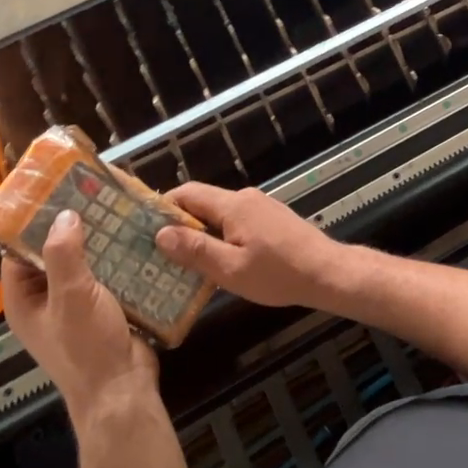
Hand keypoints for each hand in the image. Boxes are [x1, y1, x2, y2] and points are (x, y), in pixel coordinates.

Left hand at [1, 210, 157, 420]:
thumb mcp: (71, 297)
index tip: (52, 191)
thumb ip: (63, 255)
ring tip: (119, 206)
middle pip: (53, 253)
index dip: (31, 222)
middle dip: (72, 224)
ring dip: (100, 238)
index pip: (17, 252)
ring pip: (84, 261)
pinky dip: (118, 255)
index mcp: (25, 301)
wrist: (122, 390)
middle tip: (93, 192)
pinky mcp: (105, 307)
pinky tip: (136, 234)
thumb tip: (64, 214)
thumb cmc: (87, 347)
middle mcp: (46, 300)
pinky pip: (108, 273)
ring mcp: (76, 304)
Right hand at [156, 184, 351, 308]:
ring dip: (199, 233)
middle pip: (202, 203)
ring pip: (219, 215)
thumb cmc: (278, 274)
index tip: (141, 227)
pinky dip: (220, 237)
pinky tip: (214, 262)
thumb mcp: (231, 270)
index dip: (162, 207)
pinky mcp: (271, 221)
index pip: (188, 194)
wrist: (327, 273)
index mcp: (233, 205)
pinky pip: (235, 223)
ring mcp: (261, 208)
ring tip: (178, 261)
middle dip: (178, 223)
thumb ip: (195, 251)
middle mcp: (245, 199)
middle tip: (154, 250)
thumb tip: (160, 233)